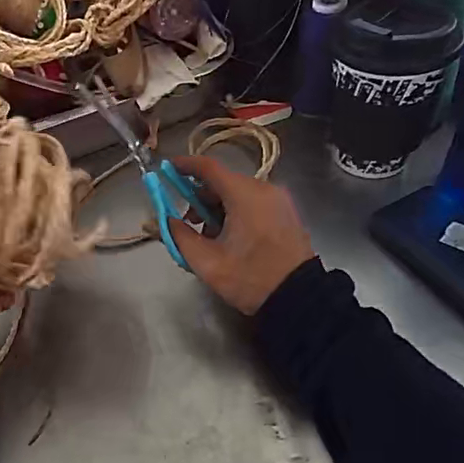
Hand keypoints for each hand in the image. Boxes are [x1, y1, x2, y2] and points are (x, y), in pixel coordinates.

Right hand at [164, 155, 314, 314]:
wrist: (299, 296)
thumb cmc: (251, 278)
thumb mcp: (207, 262)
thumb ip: (179, 236)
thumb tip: (164, 221)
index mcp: (244, 194)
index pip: (208, 168)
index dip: (185, 166)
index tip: (168, 169)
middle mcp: (264, 189)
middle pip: (224, 182)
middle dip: (201, 198)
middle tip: (188, 223)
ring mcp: (279, 200)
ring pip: (239, 193)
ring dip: (219, 208)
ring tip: (211, 238)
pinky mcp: (287, 213)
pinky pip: (255, 203)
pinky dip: (237, 212)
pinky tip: (232, 238)